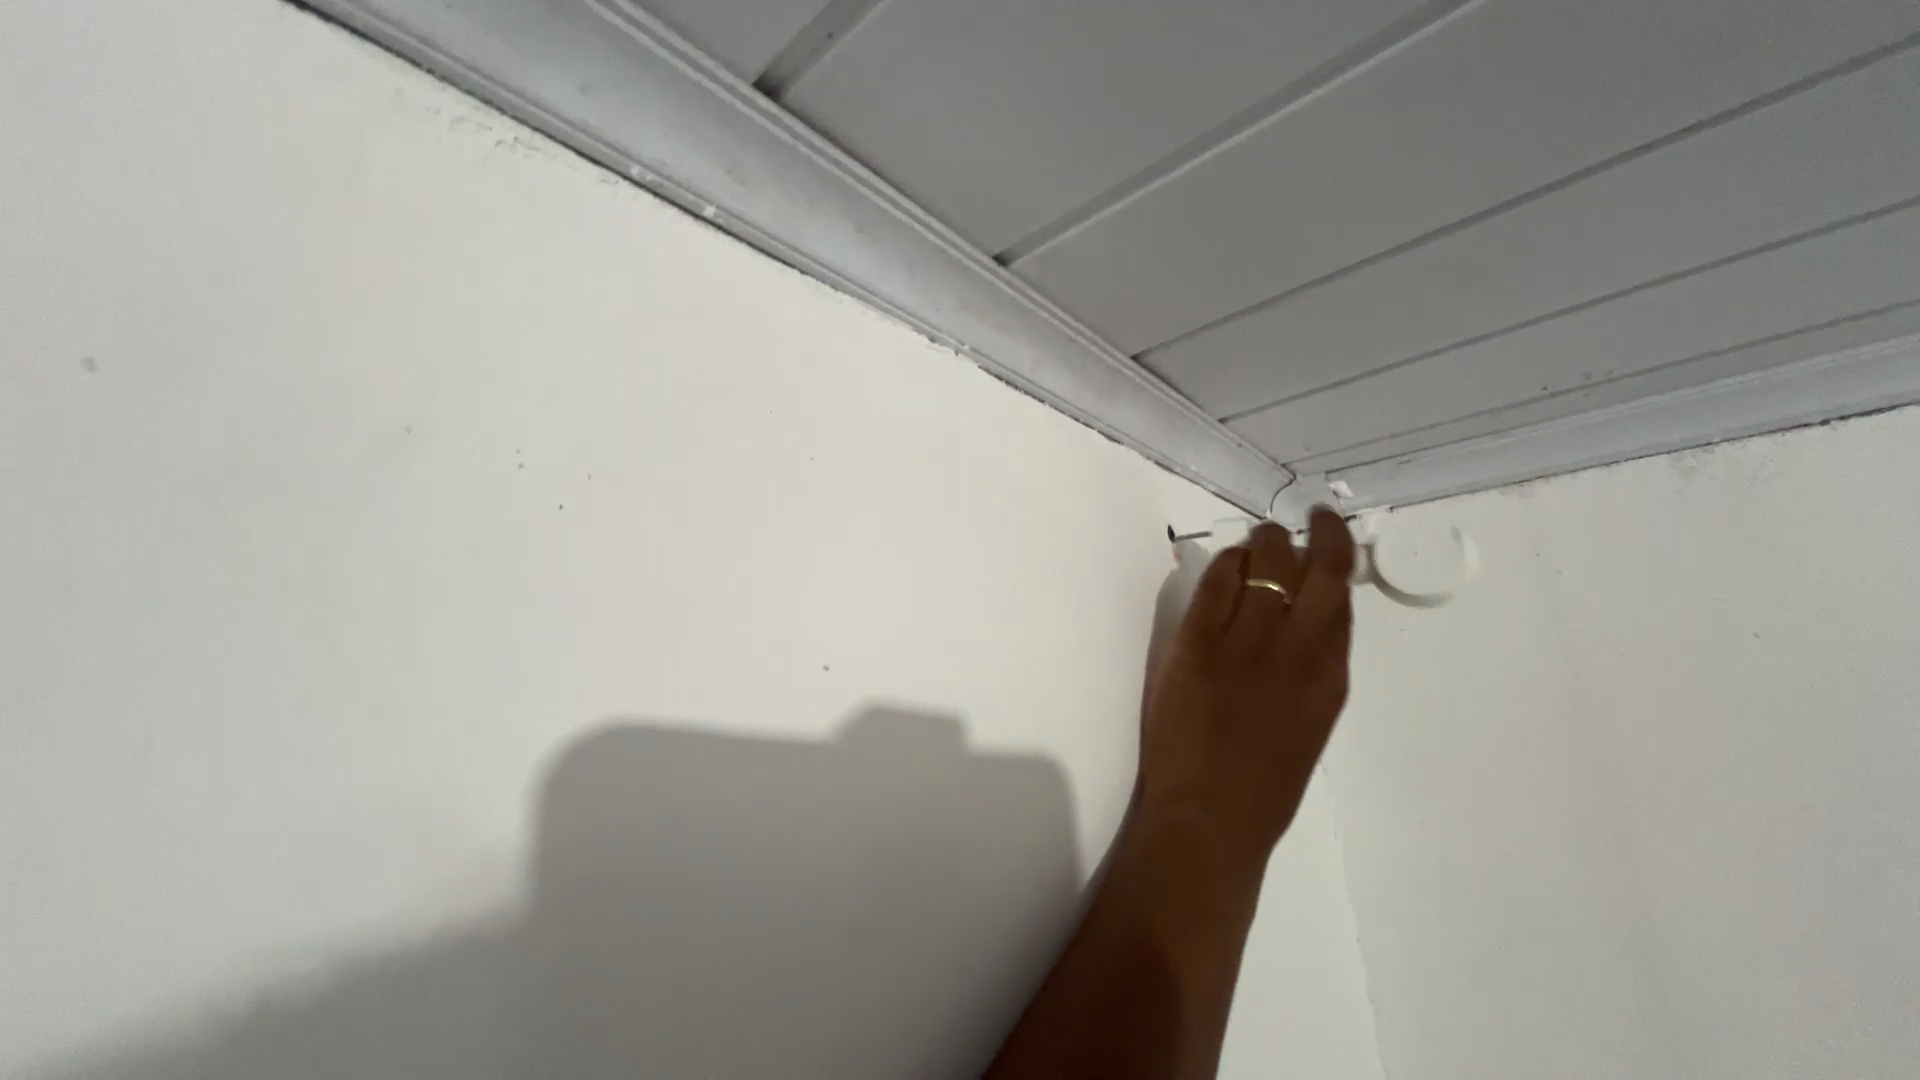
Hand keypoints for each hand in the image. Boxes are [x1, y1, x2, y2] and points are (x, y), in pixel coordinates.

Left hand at [1137, 507, 1356, 867]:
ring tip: (1262, 538)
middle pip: (1319, 573)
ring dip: (1267, 544)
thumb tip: (1299, 632)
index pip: (1342, 605)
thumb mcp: (1307, 727)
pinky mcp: (1198, 645)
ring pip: (1268, 567)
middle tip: (1311, 519)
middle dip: (1319, 536)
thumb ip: (1308, 677)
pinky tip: (1227, 559)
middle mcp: (1298, 653)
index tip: (1327, 548)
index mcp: (1329, 679)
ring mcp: (1248, 645)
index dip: (1336, 568)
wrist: (1210, 819)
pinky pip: (1218, 585)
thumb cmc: (1260, 788)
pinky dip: (1226, 564)